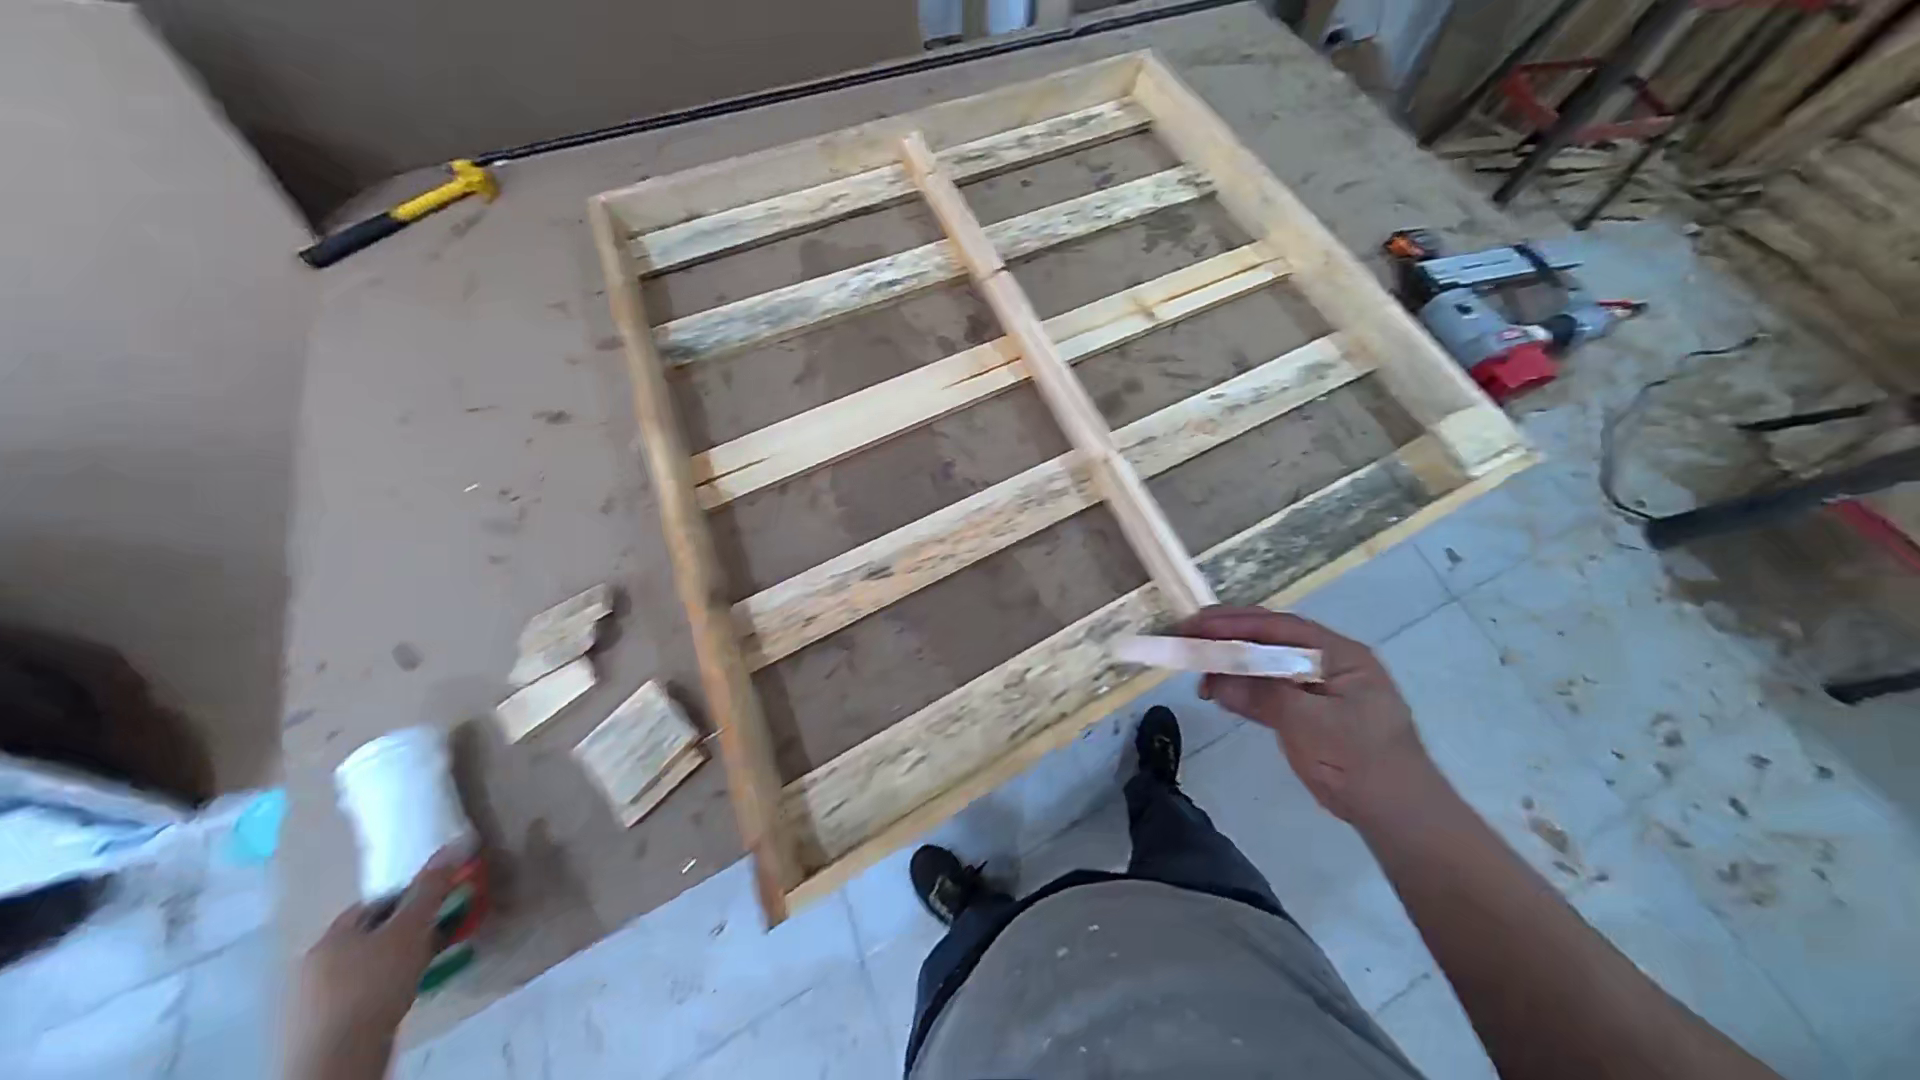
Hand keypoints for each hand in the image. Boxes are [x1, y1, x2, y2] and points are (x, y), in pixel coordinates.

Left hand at [289, 851, 458, 1079]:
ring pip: (367, 964)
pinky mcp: (323, 1025)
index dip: (410, 897)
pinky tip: (404, 992)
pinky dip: (386, 985)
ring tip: (428, 962)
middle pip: (371, 934)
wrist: (339, 1058)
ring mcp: (314, 998)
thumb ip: (432, 887)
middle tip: (440, 930)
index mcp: (332, 935)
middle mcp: (315, 962)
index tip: (440, 901)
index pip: (375, 903)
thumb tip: (457, 841)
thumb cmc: (374, 983)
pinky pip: (362, 991)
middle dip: (407, 929)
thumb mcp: (411, 929)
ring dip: (398, 958)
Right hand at [1177, 606, 1436, 824]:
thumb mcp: (1309, 724)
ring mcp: (1319, 685)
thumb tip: (1214, 679)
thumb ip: (1263, 695)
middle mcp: (1329, 661)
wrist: (1397, 813)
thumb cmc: (1360, 762)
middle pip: (1270, 638)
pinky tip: (1219, 690)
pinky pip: (1269, 685)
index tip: (1195, 626)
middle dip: (1227, 636)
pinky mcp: (1309, 709)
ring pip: (1266, 661)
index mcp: (1339, 654)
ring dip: (1231, 661)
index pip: (1278, 627)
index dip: (1233, 623)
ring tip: (1196, 667)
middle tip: (1186, 638)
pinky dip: (1242, 684)